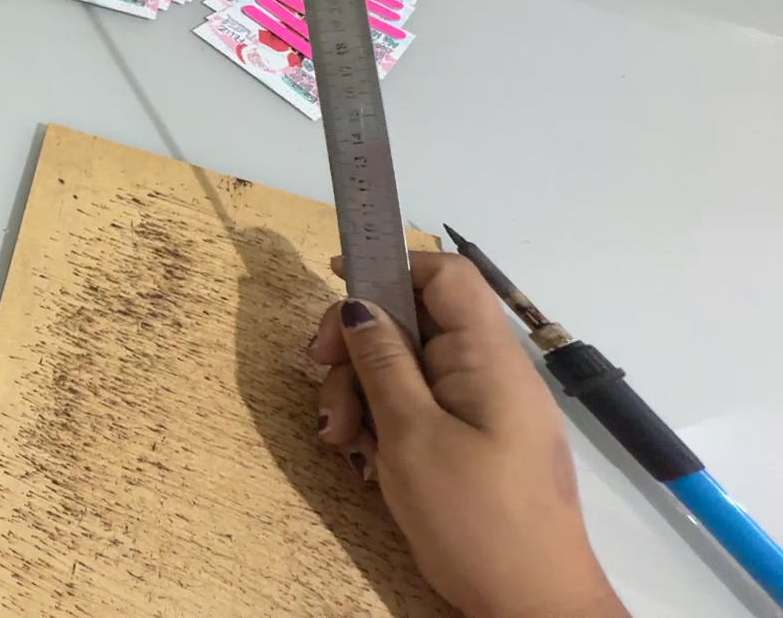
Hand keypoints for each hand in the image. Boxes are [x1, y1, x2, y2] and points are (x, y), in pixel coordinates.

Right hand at [310, 253, 626, 617]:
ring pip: (396, 364)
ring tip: (339, 436)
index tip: (337, 278)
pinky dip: (374, 415)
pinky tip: (359, 450)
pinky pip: (407, 400)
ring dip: (355, 389)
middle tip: (318, 368)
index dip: (392, 264)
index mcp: (487, 362)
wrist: (530, 612)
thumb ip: (381, 362)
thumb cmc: (474, 517)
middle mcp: (484, 374)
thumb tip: (356, 305)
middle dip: (354, 343)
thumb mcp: (410, 433)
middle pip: (407, 320)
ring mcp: (474, 406)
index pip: (448, 277)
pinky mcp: (463, 435)